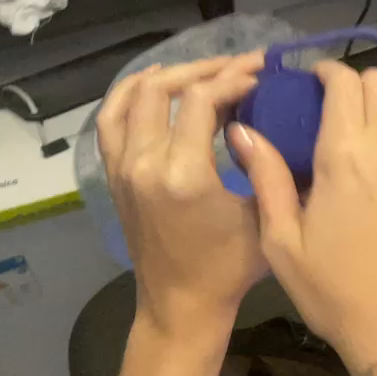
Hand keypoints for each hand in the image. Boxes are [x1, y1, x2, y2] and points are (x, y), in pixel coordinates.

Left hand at [98, 53, 266, 340]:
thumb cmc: (230, 268)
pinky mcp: (114, 174)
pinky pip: (111, 119)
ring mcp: (122, 168)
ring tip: (204, 70)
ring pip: (133, 97)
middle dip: (206, 68)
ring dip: (170, 75)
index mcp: (183, 174)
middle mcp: (144, 164)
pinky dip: (129, 93)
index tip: (261, 75)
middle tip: (240, 66)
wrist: (180, 309)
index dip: (233, 78)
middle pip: (164, 88)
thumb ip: (265, 161)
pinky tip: (153, 82)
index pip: (202, 99)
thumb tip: (262, 114)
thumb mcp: (265, 215)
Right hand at [228, 62, 376, 369]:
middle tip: (336, 106)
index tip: (313, 82)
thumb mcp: (282, 242)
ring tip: (369, 124)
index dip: (326, 72)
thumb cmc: (337, 292)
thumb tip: (242, 130)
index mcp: (346, 152)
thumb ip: (265, 177)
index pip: (343, 81)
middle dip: (355, 82)